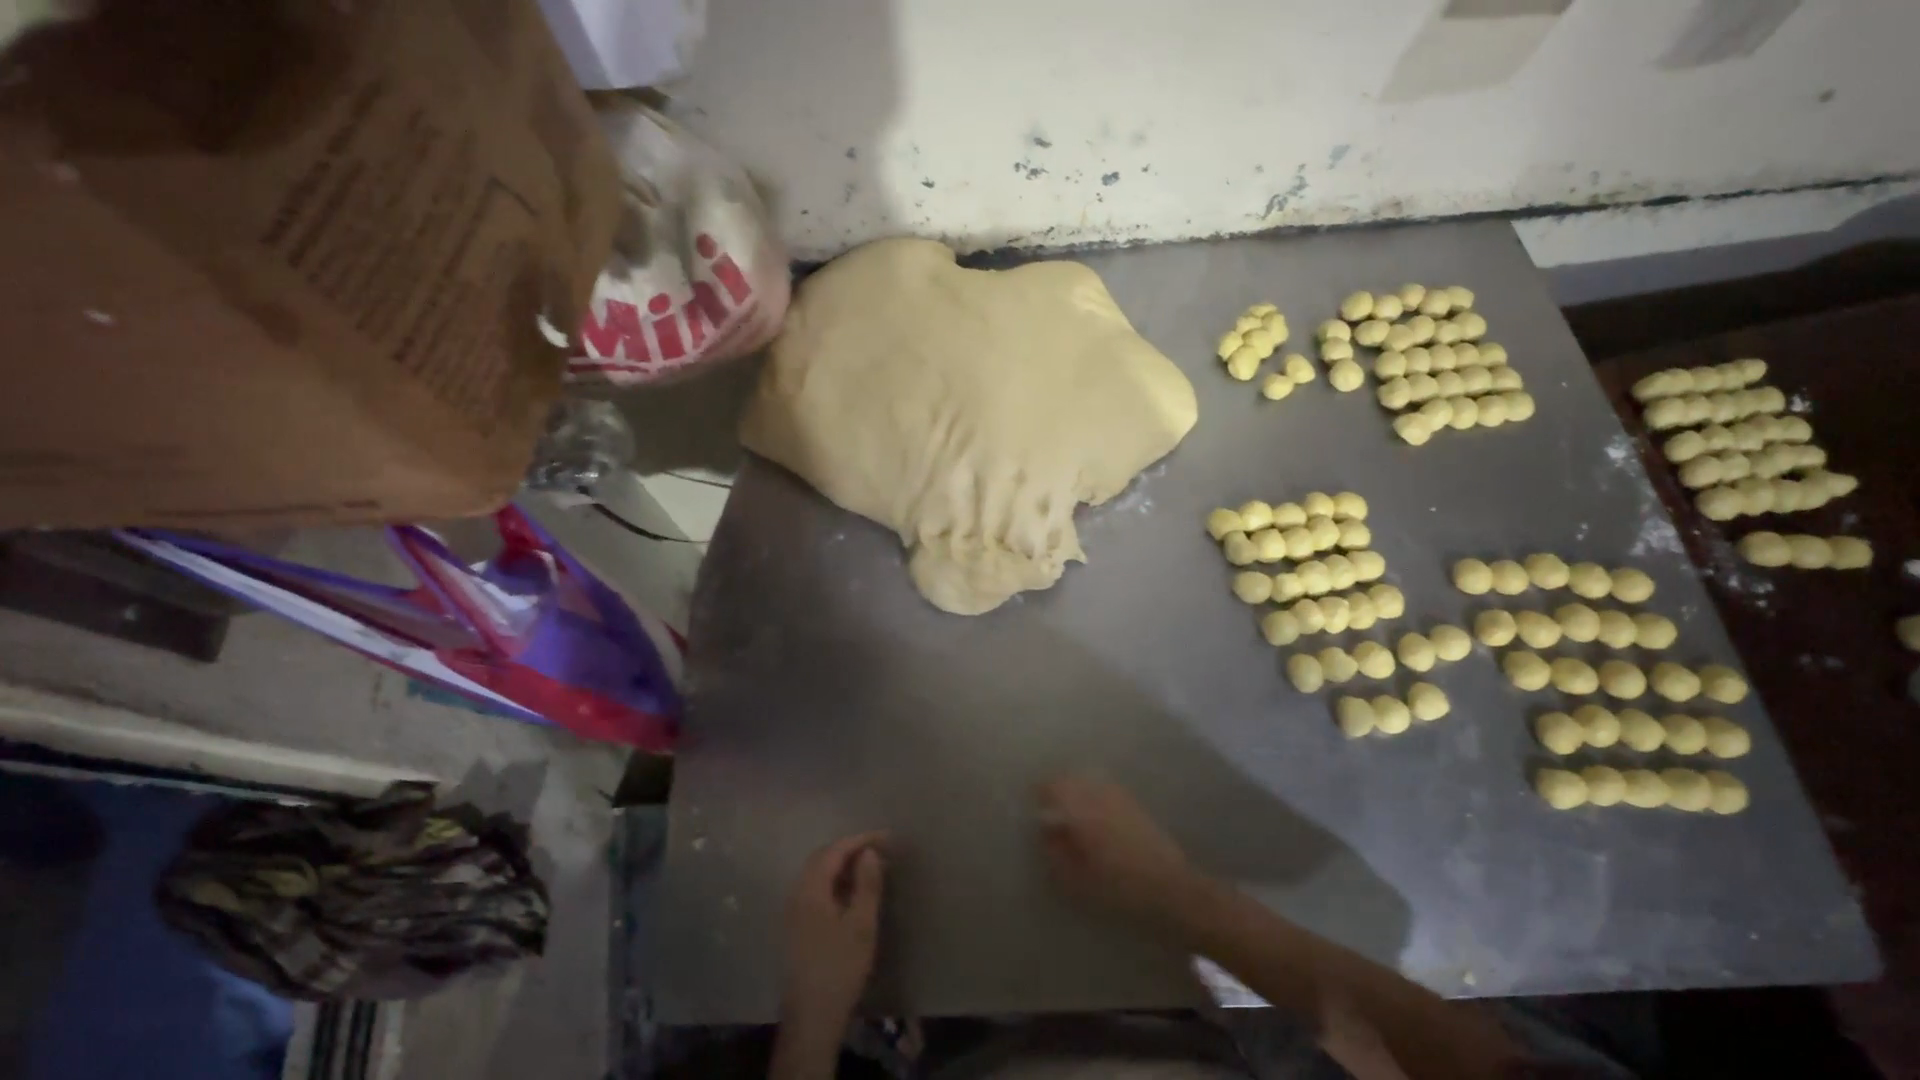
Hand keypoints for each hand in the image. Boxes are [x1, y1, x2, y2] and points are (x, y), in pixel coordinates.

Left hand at [781, 831, 886, 1027]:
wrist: (812, 1015)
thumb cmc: (840, 968)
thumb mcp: (862, 925)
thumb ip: (866, 885)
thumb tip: (869, 852)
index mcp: (810, 890)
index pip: (834, 851)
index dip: (860, 840)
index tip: (887, 837)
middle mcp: (796, 894)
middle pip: (821, 859)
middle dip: (850, 849)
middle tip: (880, 850)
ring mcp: (793, 911)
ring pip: (817, 875)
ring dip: (842, 865)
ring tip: (870, 869)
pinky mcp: (796, 926)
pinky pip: (815, 890)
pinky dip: (835, 882)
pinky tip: (852, 893)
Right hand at [1034, 772, 1198, 926]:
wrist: (1171, 889)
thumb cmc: (1118, 888)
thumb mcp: (1076, 880)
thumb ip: (1055, 853)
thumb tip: (1045, 833)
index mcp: (1081, 810)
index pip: (1052, 786)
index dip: (1039, 793)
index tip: (1032, 807)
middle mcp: (1100, 795)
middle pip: (1070, 778)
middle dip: (1056, 789)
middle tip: (1048, 809)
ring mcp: (1120, 797)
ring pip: (1089, 780)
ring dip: (1075, 790)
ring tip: (1070, 812)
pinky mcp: (1136, 805)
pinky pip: (1106, 788)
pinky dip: (1094, 794)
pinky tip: (1095, 817)